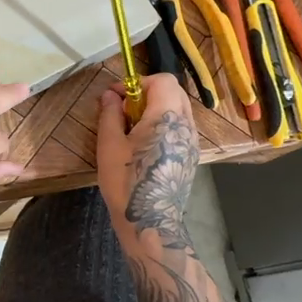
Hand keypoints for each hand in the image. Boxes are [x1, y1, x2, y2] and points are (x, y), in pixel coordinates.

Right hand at [95, 73, 198, 248]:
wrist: (149, 221)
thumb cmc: (126, 181)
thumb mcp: (109, 145)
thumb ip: (110, 114)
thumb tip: (110, 95)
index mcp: (166, 117)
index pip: (163, 80)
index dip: (139, 82)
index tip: (118, 96)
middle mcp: (185, 125)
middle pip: (174, 92)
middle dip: (148, 93)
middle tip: (125, 111)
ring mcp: (192, 141)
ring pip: (179, 109)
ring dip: (157, 108)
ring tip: (134, 129)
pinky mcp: (191, 156)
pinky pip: (181, 127)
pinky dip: (165, 124)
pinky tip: (146, 145)